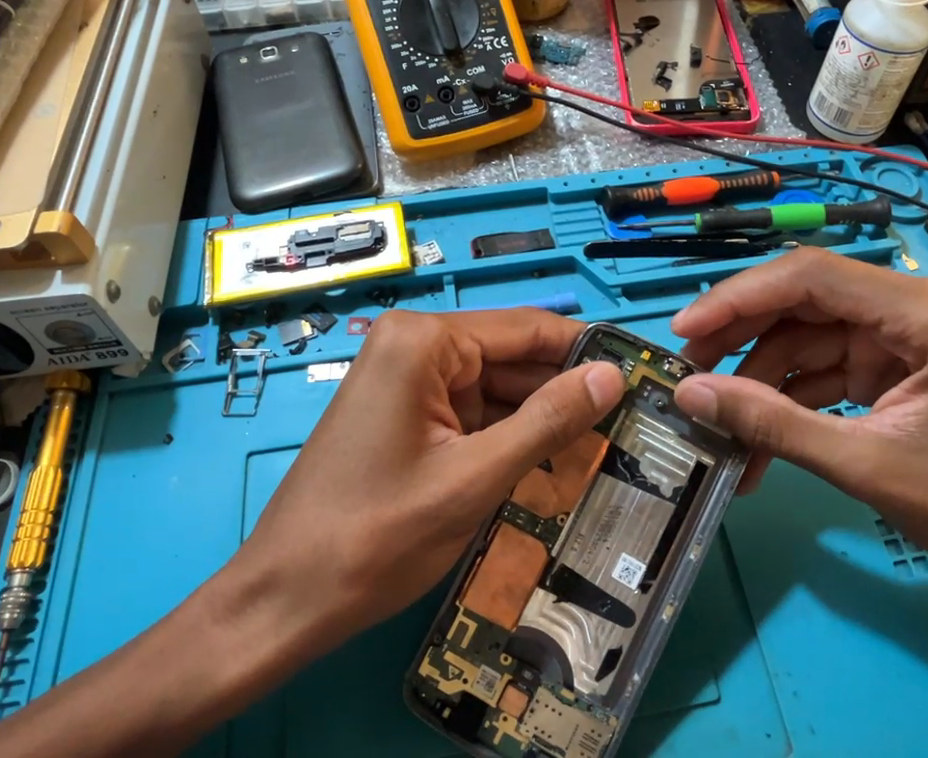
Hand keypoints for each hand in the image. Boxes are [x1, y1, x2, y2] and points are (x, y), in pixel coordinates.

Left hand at [235, 309, 625, 650]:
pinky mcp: (401, 416)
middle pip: (510, 358)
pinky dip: (504, 438)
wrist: (286, 598)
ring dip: (537, 421)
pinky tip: (548, 464)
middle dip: (563, 393)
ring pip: (493, 390)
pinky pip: (468, 415)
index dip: (586, 353)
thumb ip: (547, 421)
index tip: (642, 377)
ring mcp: (403, 382)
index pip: (527, 329)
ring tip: (605, 449)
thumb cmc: (376, 536)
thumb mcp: (475, 478)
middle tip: (632, 426)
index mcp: (423, 341)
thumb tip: (612, 375)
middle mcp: (412, 346)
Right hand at [669, 248, 927, 604]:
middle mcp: (922, 307)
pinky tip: (757, 434)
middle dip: (743, 337)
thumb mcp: (866, 466)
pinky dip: (793, 398)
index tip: (683, 331)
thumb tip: (689, 395)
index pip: (813, 277)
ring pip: (811, 337)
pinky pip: (831, 367)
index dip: (738, 298)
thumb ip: (772, 423)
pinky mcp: (904, 366)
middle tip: (688, 373)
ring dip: (763, 378)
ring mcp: (913, 336)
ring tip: (717, 420)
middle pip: (807, 301)